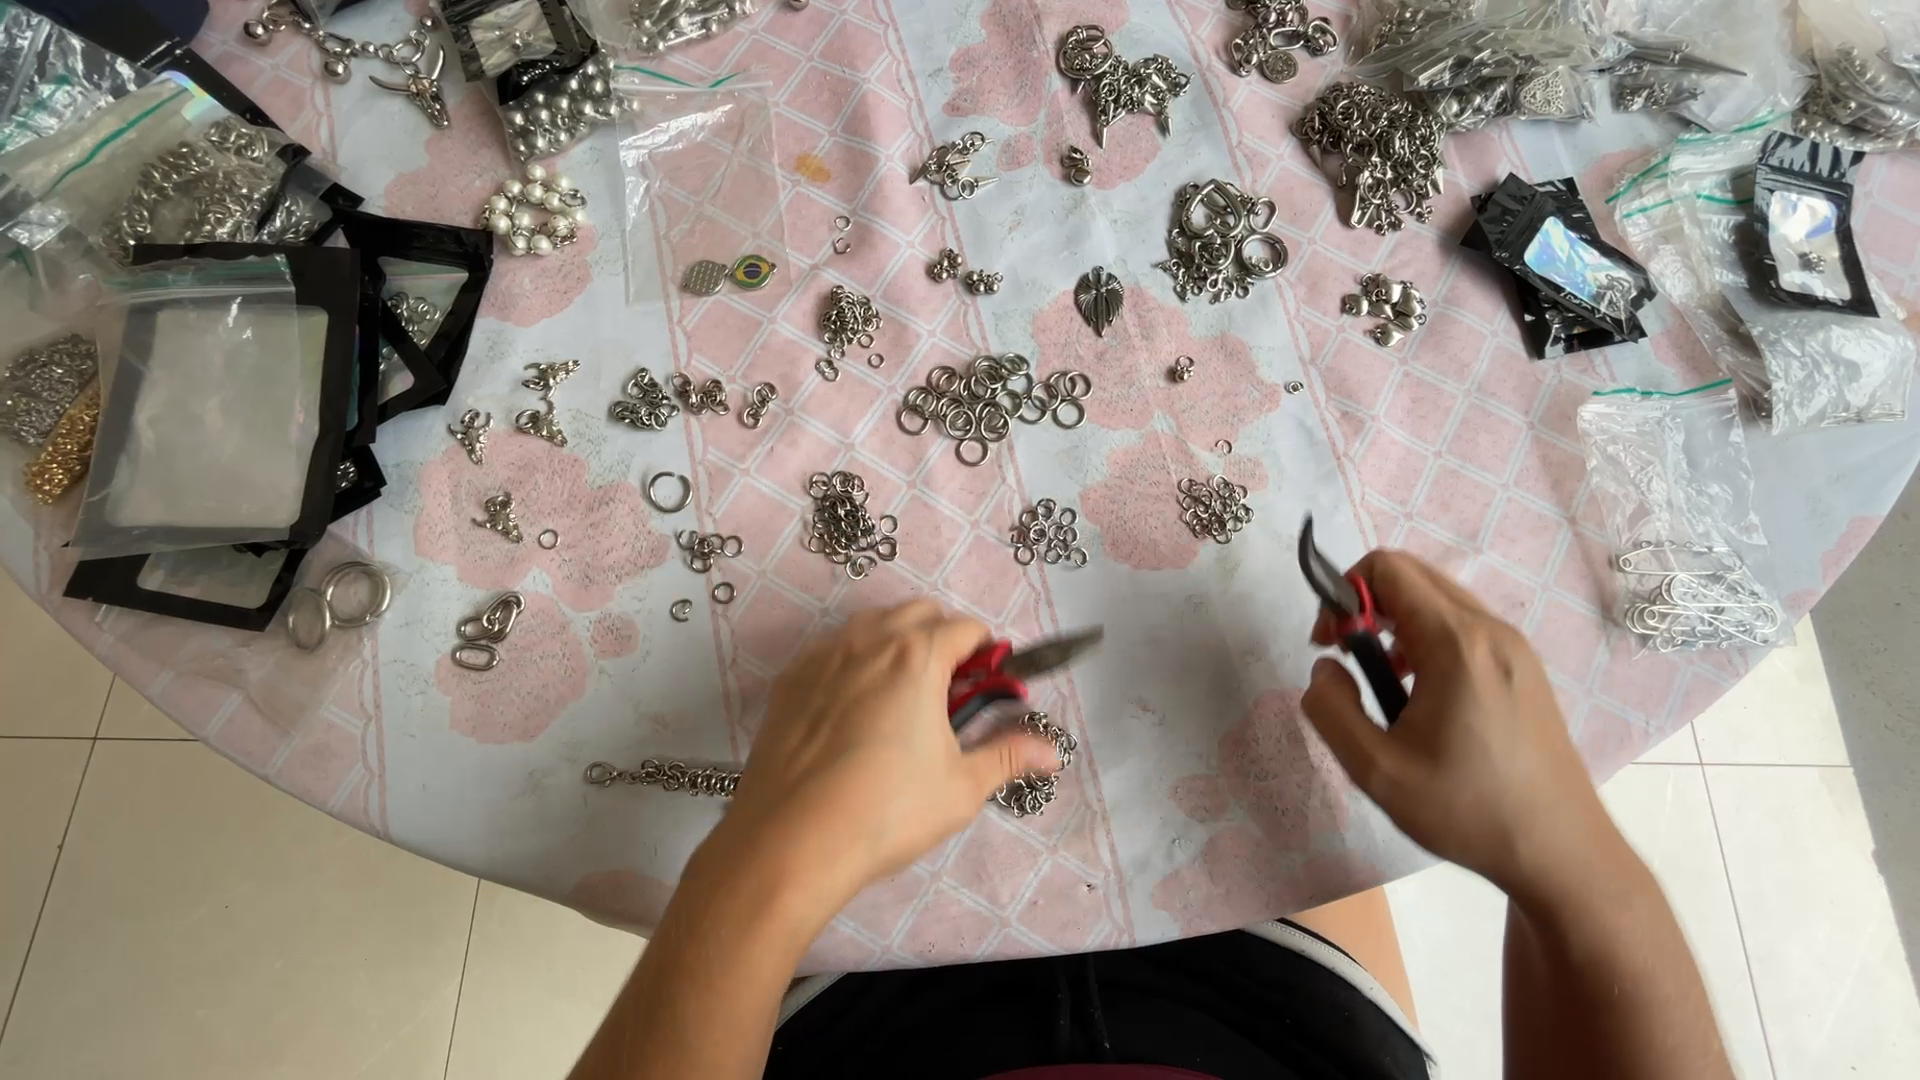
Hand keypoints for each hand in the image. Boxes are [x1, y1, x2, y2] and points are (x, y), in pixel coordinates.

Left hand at [705, 600, 1060, 915]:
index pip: (966, 627)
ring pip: (872, 625)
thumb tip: (1054, 752)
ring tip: (900, 699)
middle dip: (943, 638)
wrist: (789, 841)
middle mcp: (869, 639)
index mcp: (917, 656)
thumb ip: (1009, 756)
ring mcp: (823, 655)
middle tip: (948, 692)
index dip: (987, 653)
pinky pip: (833, 650)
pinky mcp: (789, 679)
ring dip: (897, 643)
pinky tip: (852, 713)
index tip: (989, 686)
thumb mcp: (961, 787)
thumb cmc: (887, 811)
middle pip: (919, 612)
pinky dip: (854, 662)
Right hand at [1301, 551, 1617, 901]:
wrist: (1563, 855)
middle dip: (1363, 603)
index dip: (1342, 594)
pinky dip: (1423, 636)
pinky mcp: (1523, 669)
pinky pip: (1460, 624)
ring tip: (1381, 678)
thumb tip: (1325, 668)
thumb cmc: (1466, 809)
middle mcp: (1491, 631)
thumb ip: (1330, 708)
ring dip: (1392, 620)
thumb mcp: (1374, 769)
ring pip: (1436, 598)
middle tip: (1345, 656)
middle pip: (1411, 574)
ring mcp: (1514, 648)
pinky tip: (1419, 690)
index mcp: (1457, 644)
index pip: (1387, 568)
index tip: (1329, 644)